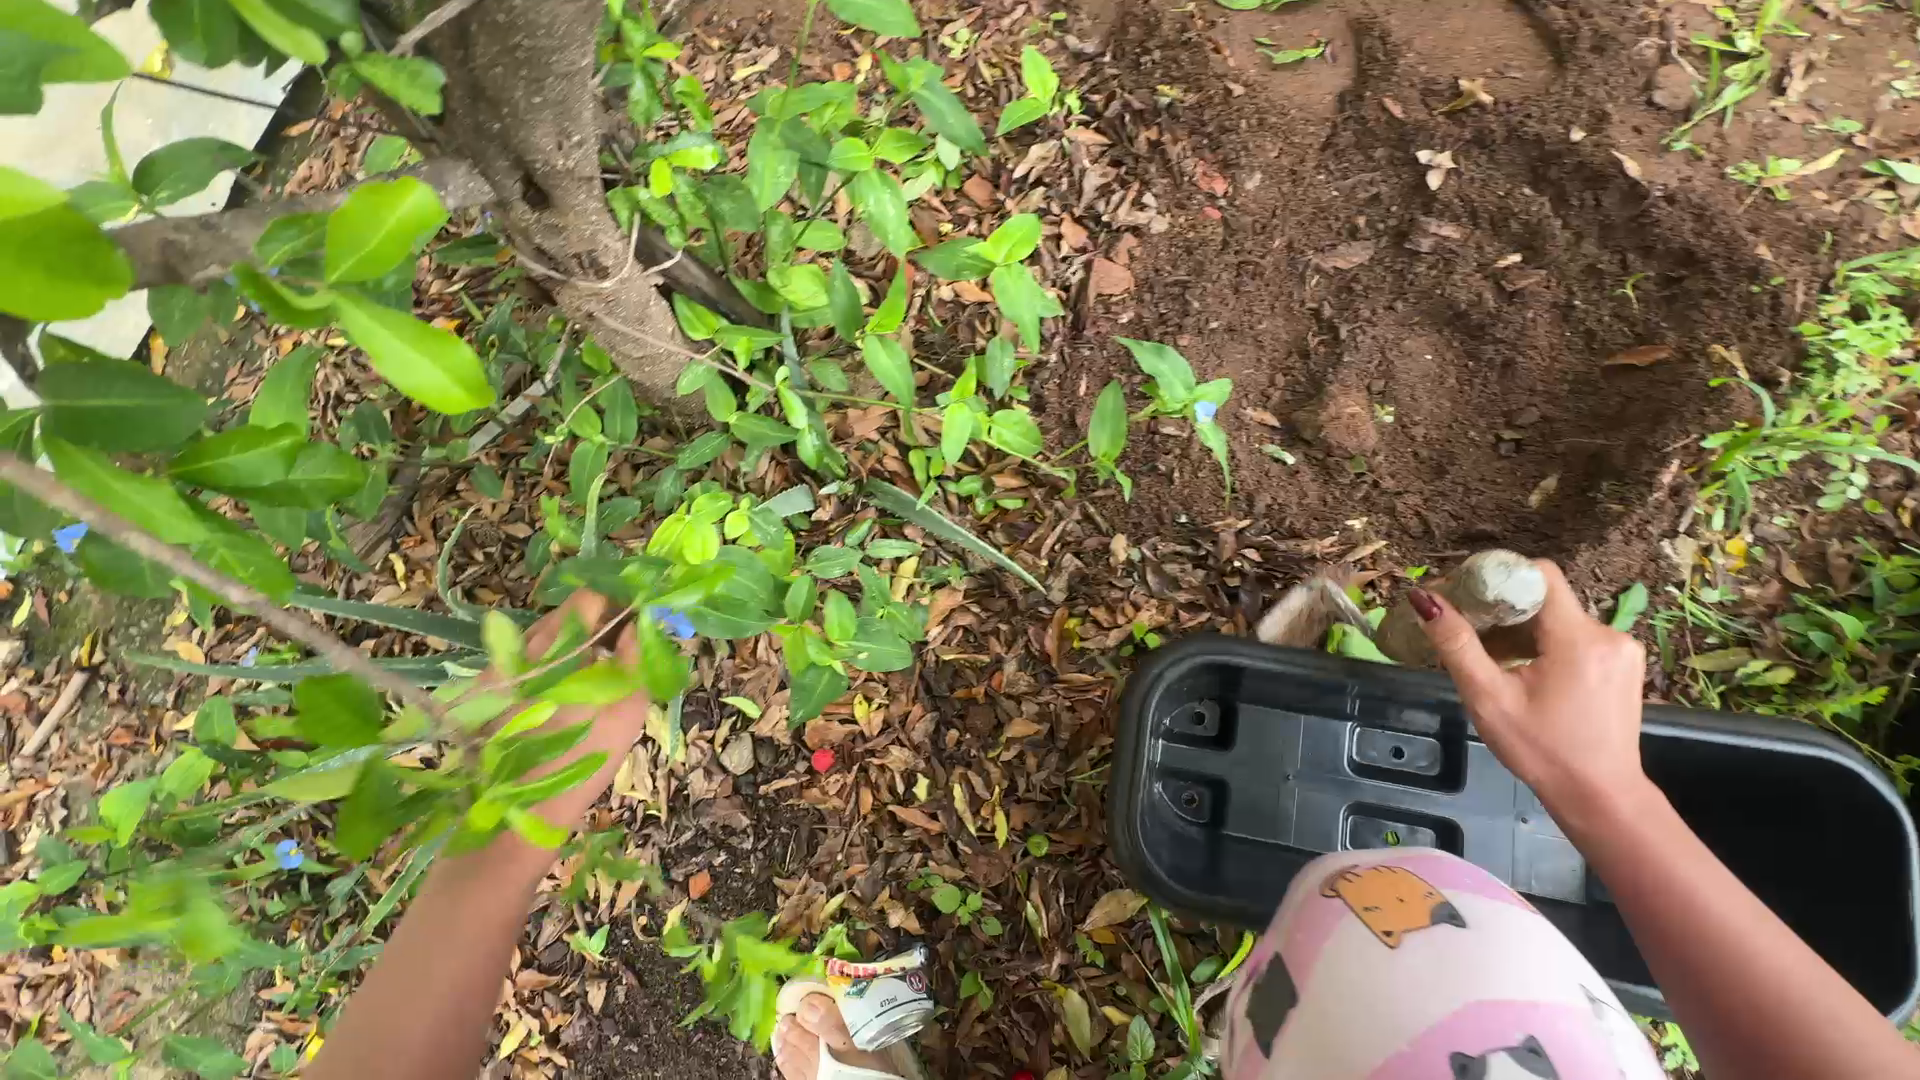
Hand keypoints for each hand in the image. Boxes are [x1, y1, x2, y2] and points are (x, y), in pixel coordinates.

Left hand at [492, 589, 649, 831]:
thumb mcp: (626, 710)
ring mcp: (498, 668)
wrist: (518, 816)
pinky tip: (570, 691)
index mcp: (555, 648)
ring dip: (578, 641)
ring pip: (547, 636)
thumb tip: (644, 624)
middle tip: (628, 643)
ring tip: (602, 667)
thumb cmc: (582, 761)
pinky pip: (528, 659)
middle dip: (601, 620)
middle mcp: (520, 648)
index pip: (589, 598)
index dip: (620, 602)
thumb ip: (636, 659)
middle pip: (566, 613)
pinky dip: (554, 662)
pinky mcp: (487, 691)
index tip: (642, 618)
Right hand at [1411, 559, 1650, 821]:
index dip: (1496, 577)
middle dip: (1499, 608)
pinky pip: (1572, 636)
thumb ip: (1456, 644)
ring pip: (1556, 617)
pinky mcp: (1621, 665)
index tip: (1461, 596)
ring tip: (1487, 657)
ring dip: (1517, 628)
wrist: (1600, 795)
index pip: (1538, 574)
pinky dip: (1539, 643)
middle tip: (1463, 631)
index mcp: (1579, 638)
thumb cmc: (1539, 749)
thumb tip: (1423, 599)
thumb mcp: (1487, 697)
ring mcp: (1620, 650)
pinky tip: (1518, 670)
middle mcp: (1608, 634)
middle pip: (1543, 597)